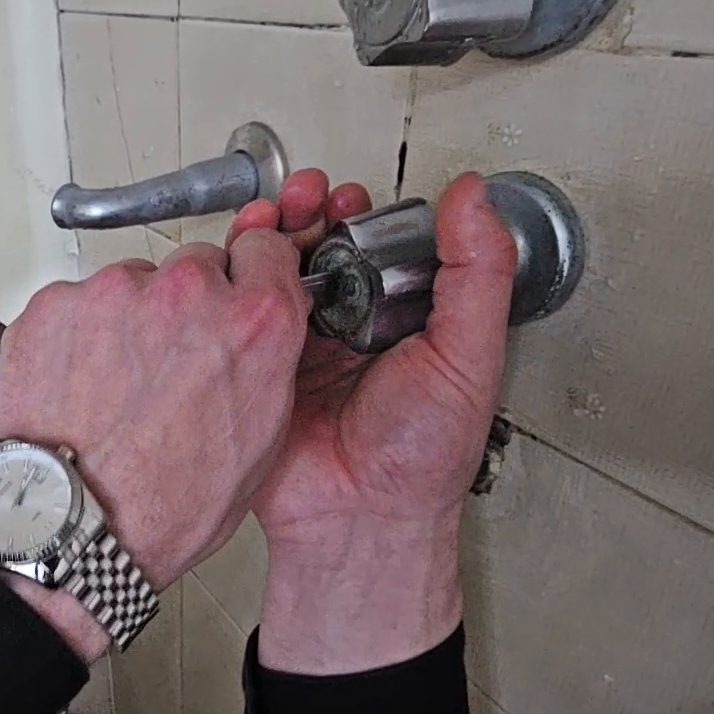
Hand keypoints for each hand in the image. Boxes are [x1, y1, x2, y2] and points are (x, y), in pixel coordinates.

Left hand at [0, 235, 310, 592]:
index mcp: (253, 324)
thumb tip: (254, 332)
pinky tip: (77, 385)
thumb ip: (265, 362)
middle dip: (184, 306)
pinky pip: (75, 304)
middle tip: (163, 363)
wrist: (74, 529)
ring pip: (130, 285)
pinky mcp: (53, 306)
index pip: (262, 250)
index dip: (246, 278)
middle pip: (192, 267)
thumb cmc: (163, 507)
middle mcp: (185, 295)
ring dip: (126, 321)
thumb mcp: (259, 442)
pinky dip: (75, 334)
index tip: (231, 292)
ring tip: (112, 387)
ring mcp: (113, 295)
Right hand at [227, 170, 515, 673]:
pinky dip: (236, 289)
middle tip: (300, 199)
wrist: (358, 516)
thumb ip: (477, 276)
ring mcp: (295, 349)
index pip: (371, 248)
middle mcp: (342, 329)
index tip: (347, 197)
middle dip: (303, 216)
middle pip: (315, 254)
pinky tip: (236, 268)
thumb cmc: (419, 455)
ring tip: (265, 221)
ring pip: (275, 279)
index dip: (356, 214)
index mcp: (395, 320)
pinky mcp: (257, 370)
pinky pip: (242, 321)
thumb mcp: (469, 357)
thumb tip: (475, 199)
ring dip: (266, 243)